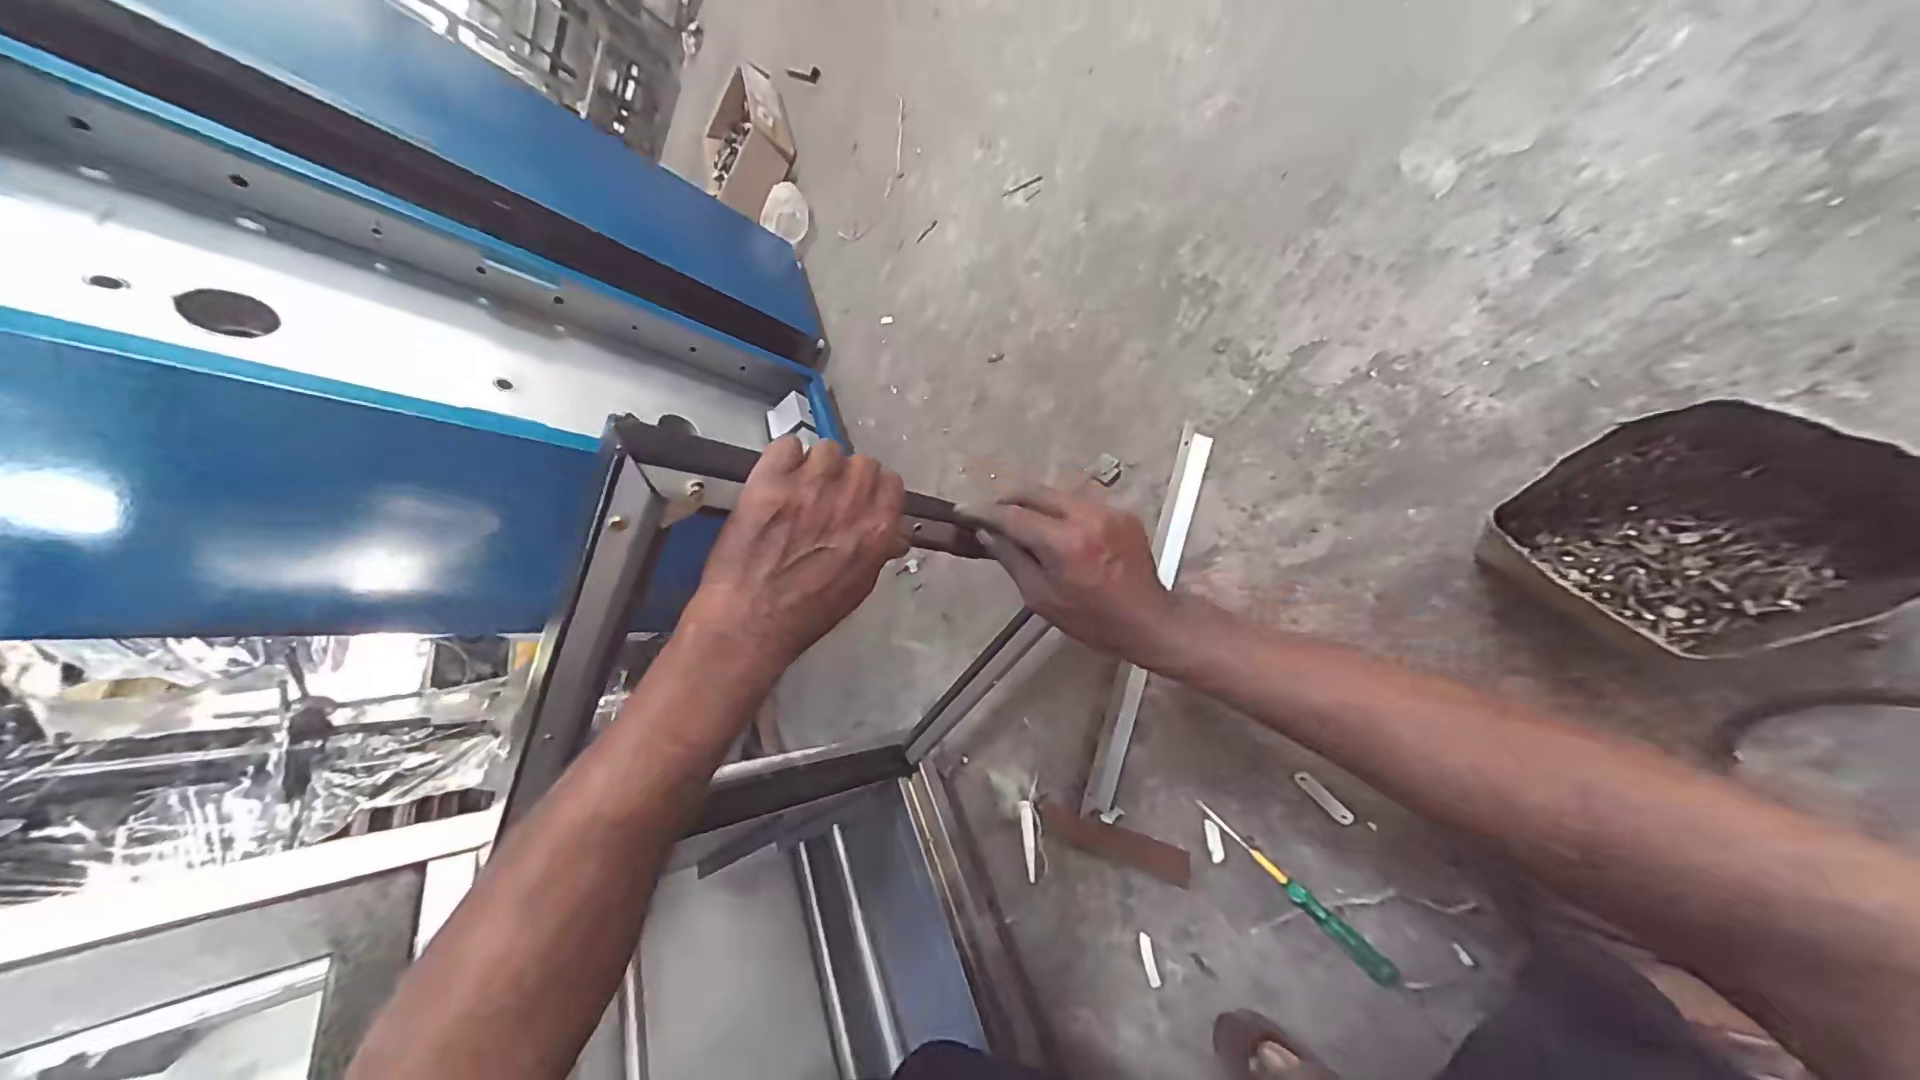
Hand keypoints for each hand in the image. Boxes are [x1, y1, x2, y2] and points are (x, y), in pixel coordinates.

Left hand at [681, 436, 909, 674]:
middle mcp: (850, 498)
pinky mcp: (770, 479)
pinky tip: (776, 481)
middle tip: (829, 497)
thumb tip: (892, 533)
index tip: (861, 501)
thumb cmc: (806, 611)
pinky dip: (783, 459)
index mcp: (877, 526)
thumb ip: (879, 548)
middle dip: (848, 478)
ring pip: (826, 450)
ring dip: (817, 467)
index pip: (891, 484)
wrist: (750, 617)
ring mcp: (809, 484)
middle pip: (862, 463)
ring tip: (800, 489)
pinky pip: (786, 446)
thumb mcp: (859, 585)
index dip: (874, 492)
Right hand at [970, 486, 1177, 662]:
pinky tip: (1056, 530)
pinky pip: (1079, 502)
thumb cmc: (1093, 619)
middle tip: (987, 512)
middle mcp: (1086, 516)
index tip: (963, 510)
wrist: (1150, 620)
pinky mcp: (1121, 511)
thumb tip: (987, 533)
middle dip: (1005, 498)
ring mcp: (1107, 510)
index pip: (1013, 515)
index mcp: (1065, 543)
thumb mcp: (1042, 597)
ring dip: (1032, 503)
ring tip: (1020, 523)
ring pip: (1056, 493)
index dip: (983, 511)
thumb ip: (1011, 559)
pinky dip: (1059, 511)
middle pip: (1033, 491)